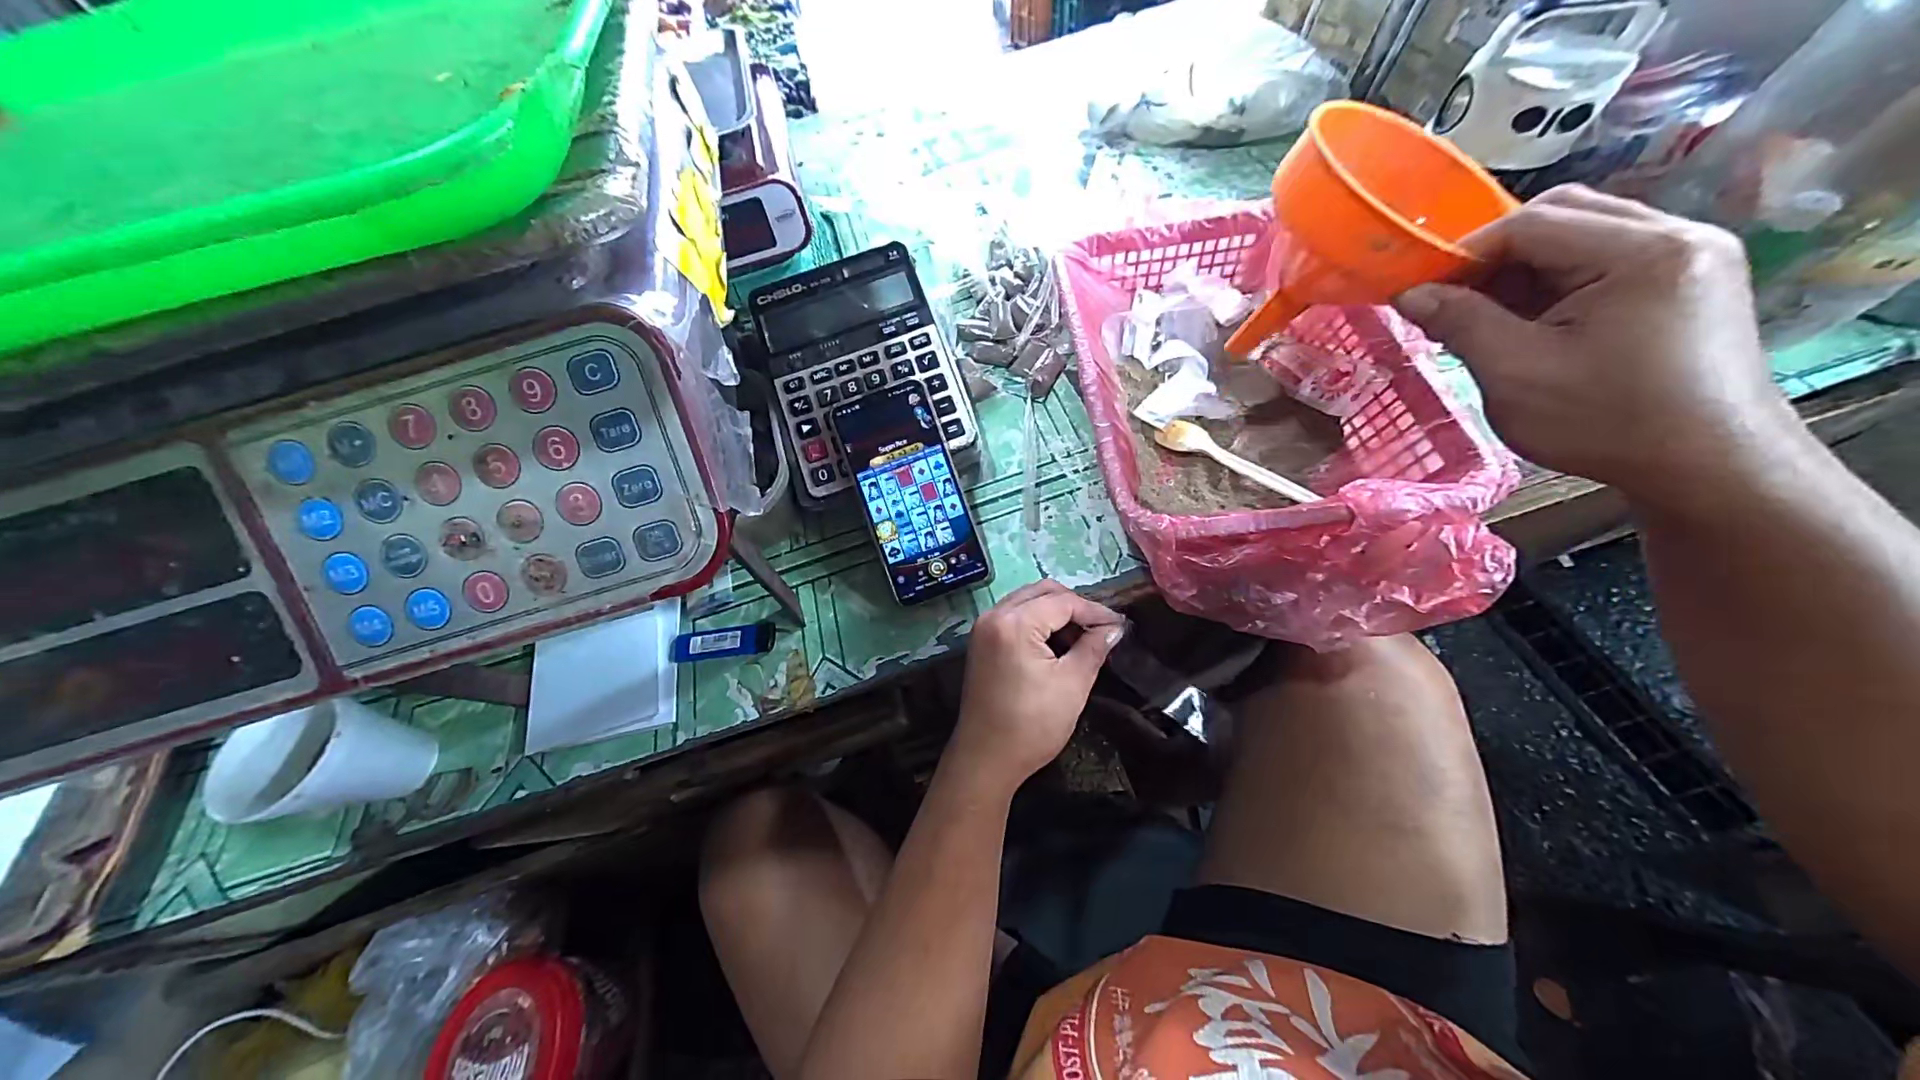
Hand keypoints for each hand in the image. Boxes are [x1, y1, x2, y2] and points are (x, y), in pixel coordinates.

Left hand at [948, 580, 1125, 792]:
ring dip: (1055, 612)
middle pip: (1041, 592)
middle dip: (1074, 606)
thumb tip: (1114, 628)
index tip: (1119, 626)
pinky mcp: (981, 643)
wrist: (985, 759)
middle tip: (1101, 629)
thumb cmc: (1031, 725)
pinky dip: (1037, 622)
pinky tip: (1057, 644)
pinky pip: (1014, 617)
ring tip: (1082, 637)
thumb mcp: (1072, 684)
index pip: (1062, 602)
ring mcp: (983, 629)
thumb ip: (1094, 648)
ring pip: (1027, 602)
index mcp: (1014, 623)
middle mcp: (994, 616)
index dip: (1095, 611)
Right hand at [1392, 185, 1804, 511]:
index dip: (1464, 253)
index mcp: (1642, 251)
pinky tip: (1531, 322)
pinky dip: (1557, 282)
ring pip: (1583, 235)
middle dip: (1495, 255)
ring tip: (1487, 317)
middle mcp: (1677, 235)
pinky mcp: (1689, 281)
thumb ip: (1460, 322)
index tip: (1421, 292)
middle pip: (1562, 215)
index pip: (1531, 223)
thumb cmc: (1605, 422)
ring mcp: (1691, 256)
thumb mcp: (1516, 373)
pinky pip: (1606, 260)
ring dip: (1524, 269)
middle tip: (1453, 300)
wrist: (1709, 467)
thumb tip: (1409, 294)